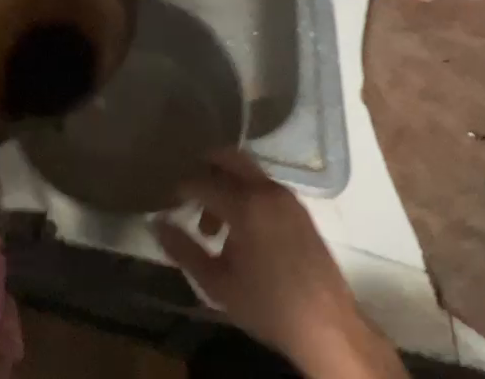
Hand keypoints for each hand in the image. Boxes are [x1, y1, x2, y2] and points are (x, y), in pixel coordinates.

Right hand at [152, 151, 406, 378]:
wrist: (327, 326)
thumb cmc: (267, 306)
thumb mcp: (217, 284)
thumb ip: (183, 250)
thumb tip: (156, 223)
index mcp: (245, 205)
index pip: (200, 181)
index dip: (180, 189)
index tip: (169, 202)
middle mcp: (267, 190)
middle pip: (228, 157)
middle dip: (204, 168)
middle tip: (189, 193)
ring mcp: (288, 197)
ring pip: (248, 171)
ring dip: (226, 183)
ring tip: (214, 224)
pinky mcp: (301, 209)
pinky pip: (265, 186)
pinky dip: (246, 192)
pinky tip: (242, 227)